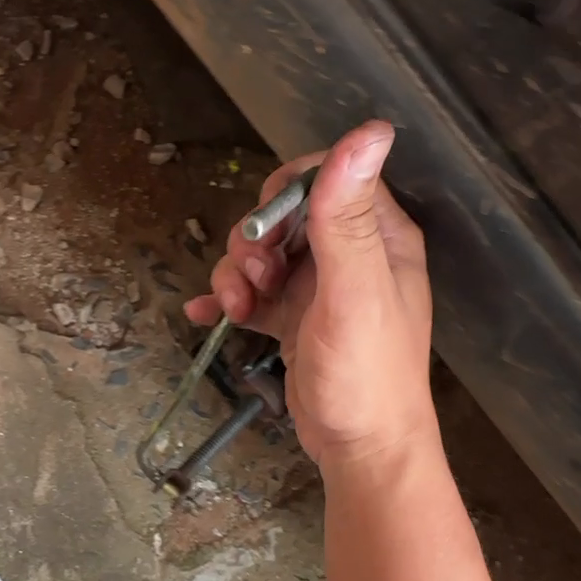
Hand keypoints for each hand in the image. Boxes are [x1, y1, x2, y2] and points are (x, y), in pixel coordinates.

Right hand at [186, 120, 435, 469]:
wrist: (359, 448)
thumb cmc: (365, 373)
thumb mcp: (353, 293)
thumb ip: (347, 219)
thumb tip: (367, 131)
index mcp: (375, 237)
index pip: (326, 180)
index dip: (285, 195)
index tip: (264, 232)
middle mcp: (347, 256)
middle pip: (283, 219)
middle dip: (253, 243)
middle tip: (252, 279)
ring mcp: (318, 290)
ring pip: (262, 257)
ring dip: (236, 276)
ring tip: (236, 308)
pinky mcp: (295, 321)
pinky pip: (254, 297)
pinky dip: (226, 302)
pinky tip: (205, 316)